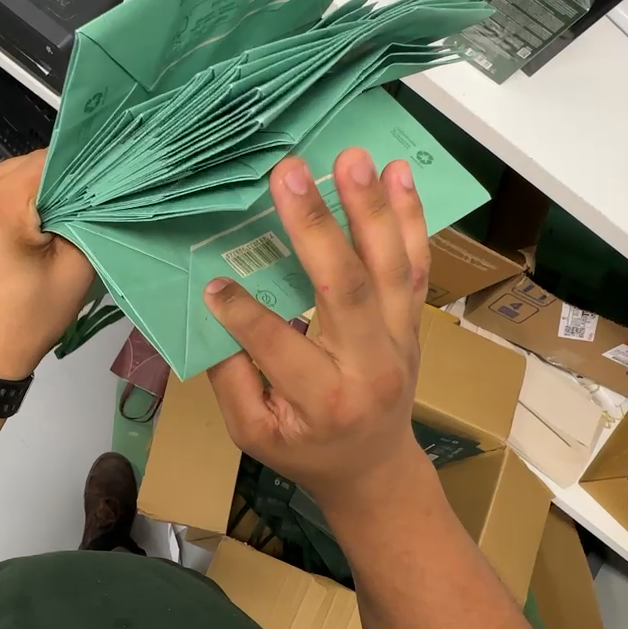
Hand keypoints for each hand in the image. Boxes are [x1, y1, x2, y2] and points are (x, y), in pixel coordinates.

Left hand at [0, 150, 97, 380]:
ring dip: (27, 193)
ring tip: (45, 225)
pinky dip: (5, 203)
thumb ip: (85, 217)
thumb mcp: (74, 269)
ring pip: (3, 178)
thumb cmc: (29, 320)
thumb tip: (91, 183)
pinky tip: (17, 230)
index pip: (47, 163)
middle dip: (51, 184)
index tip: (94, 191)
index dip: (76, 172)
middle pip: (22, 167)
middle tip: (73, 212)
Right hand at [202, 149, 431, 511]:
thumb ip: (232, 379)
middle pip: (345, 288)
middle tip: (290, 174)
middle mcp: (370, 366)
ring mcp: (400, 340)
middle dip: (315, 227)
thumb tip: (214, 316)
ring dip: (371, 208)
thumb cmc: (305, 452)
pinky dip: (409, 220)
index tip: (213, 283)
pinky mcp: (412, 323)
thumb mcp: (253, 433)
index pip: (277, 343)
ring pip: (389, 268)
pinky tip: (398, 176)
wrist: (375, 469)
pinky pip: (415, 267)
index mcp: (323, 399)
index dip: (242, 312)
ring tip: (352, 159)